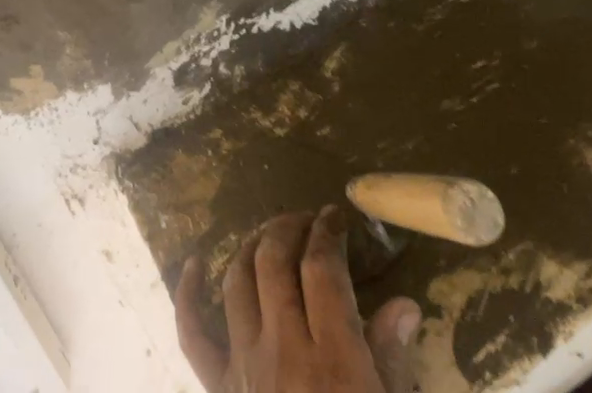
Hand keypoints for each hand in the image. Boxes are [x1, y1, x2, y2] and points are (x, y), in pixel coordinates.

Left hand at [174, 208, 421, 392]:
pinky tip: (194, 263)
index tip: (337, 215)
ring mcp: (244, 365)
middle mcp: (282, 349)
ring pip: (237, 283)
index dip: (329, 233)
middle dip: (290, 227)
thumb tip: (404, 304)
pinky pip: (192, 333)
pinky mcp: (219, 388)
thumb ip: (394, 360)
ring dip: (252, 247)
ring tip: (270, 233)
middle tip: (308, 219)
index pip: (323, 270)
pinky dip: (187, 293)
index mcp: (333, 357)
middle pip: (275, 263)